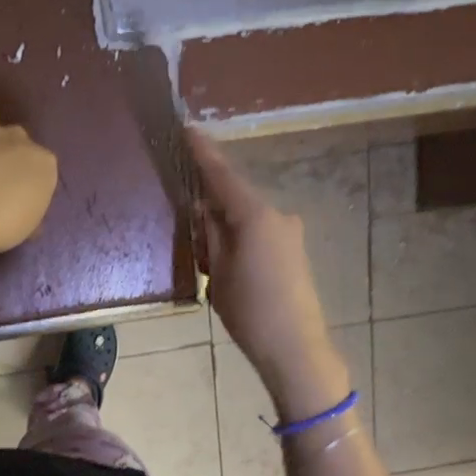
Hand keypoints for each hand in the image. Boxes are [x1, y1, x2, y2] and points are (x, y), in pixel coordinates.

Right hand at [187, 129, 350, 420]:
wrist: (295, 348)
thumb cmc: (251, 312)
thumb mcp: (218, 273)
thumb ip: (209, 234)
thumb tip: (201, 208)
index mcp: (255, 215)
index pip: (223, 175)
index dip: (202, 152)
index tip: (185, 128)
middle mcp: (277, 215)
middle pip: (235, 194)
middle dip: (208, 192)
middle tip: (179, 190)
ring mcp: (289, 232)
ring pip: (246, 214)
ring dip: (222, 217)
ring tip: (195, 231)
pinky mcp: (292, 251)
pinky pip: (257, 230)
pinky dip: (236, 232)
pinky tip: (220, 249)